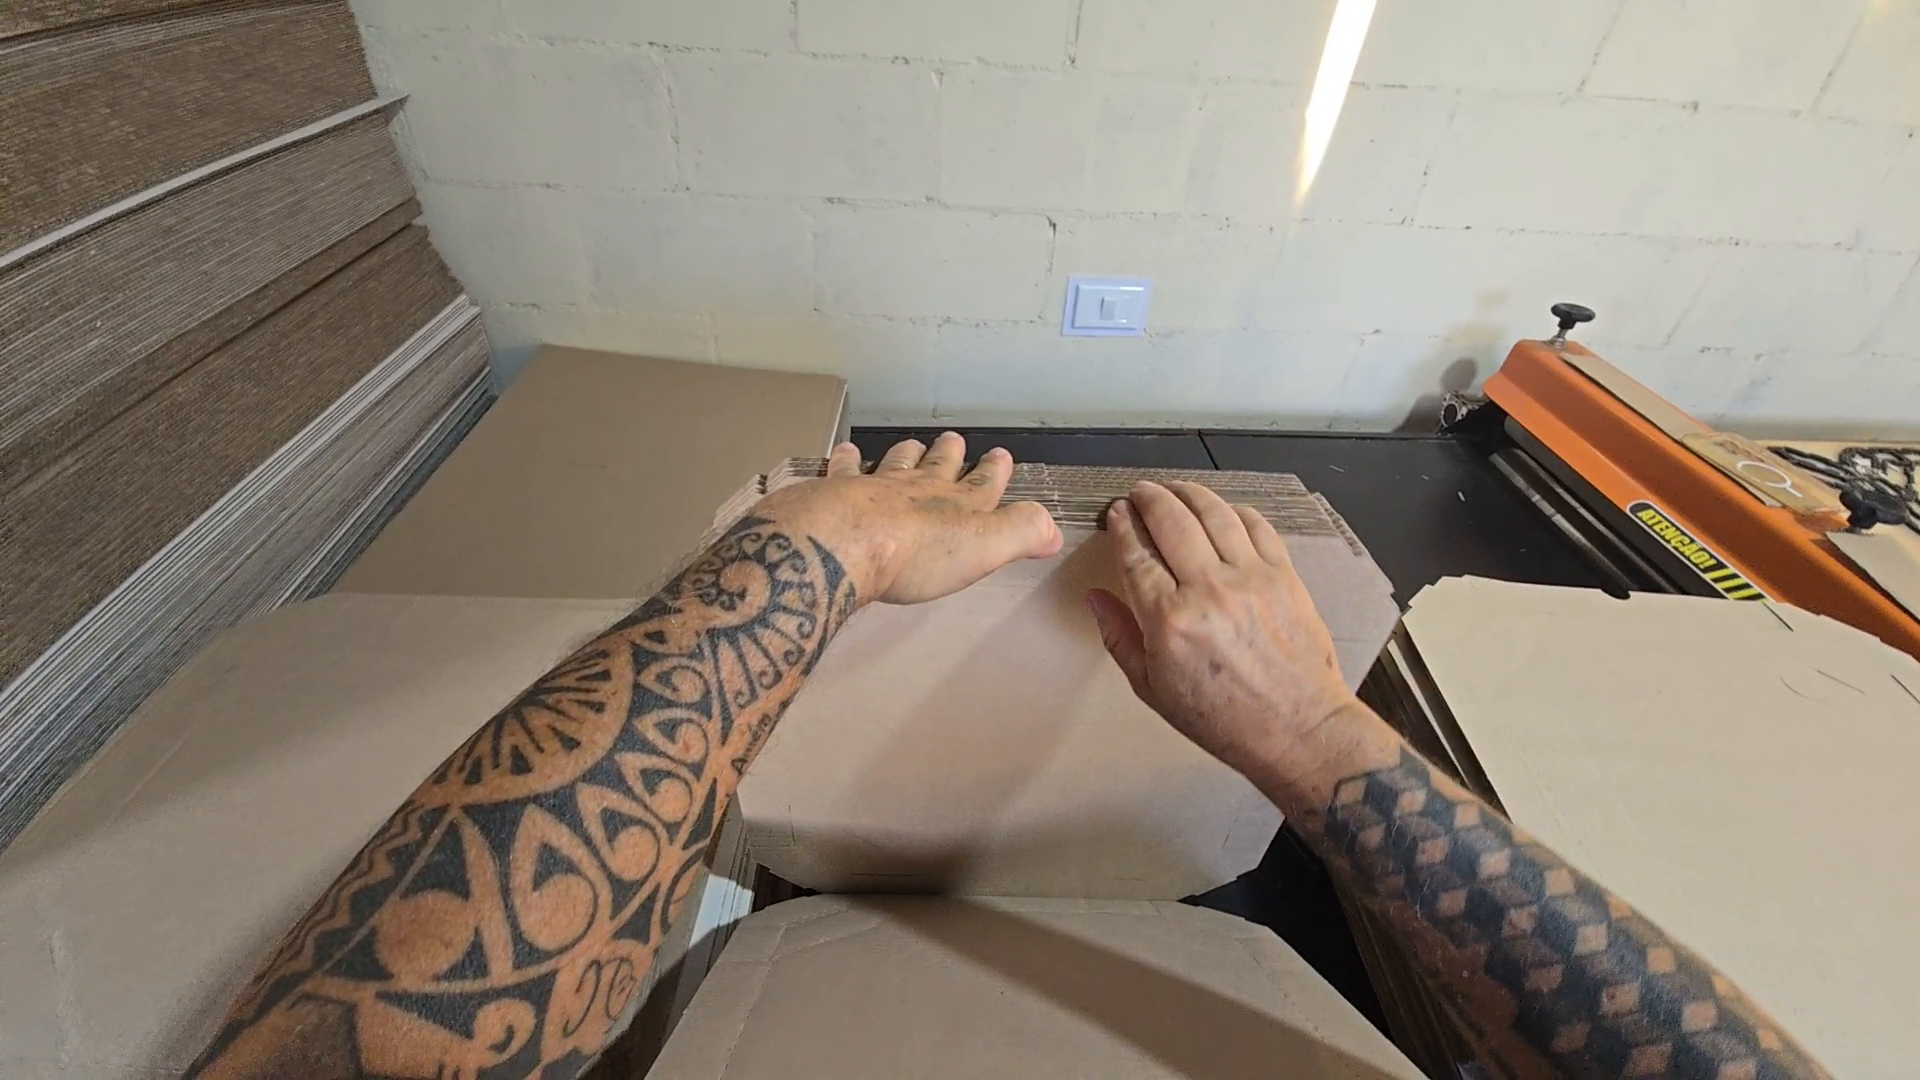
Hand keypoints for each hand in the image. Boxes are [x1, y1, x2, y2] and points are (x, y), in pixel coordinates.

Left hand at [754, 433, 1064, 605]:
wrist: (846, 544)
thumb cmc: (918, 553)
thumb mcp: (985, 547)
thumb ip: (1022, 532)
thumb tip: (1056, 527)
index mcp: (957, 506)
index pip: (983, 485)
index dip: (994, 472)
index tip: (1001, 455)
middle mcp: (919, 490)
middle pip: (938, 466)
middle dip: (950, 455)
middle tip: (954, 439)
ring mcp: (876, 488)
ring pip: (896, 463)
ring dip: (906, 453)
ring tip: (911, 444)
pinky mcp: (836, 494)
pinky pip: (844, 470)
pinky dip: (846, 460)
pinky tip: (844, 451)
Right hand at [1085, 481, 1356, 780]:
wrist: (1297, 729)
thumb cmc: (1223, 717)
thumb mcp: (1152, 688)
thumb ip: (1120, 637)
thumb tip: (1096, 599)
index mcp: (1170, 621)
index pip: (1136, 554)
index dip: (1122, 526)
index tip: (1115, 514)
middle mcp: (1209, 591)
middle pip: (1171, 520)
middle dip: (1149, 498)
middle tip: (1139, 492)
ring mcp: (1251, 579)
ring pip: (1213, 513)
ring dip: (1188, 493)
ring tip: (1173, 489)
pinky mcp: (1284, 576)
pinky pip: (1256, 526)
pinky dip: (1234, 510)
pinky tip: (1220, 509)